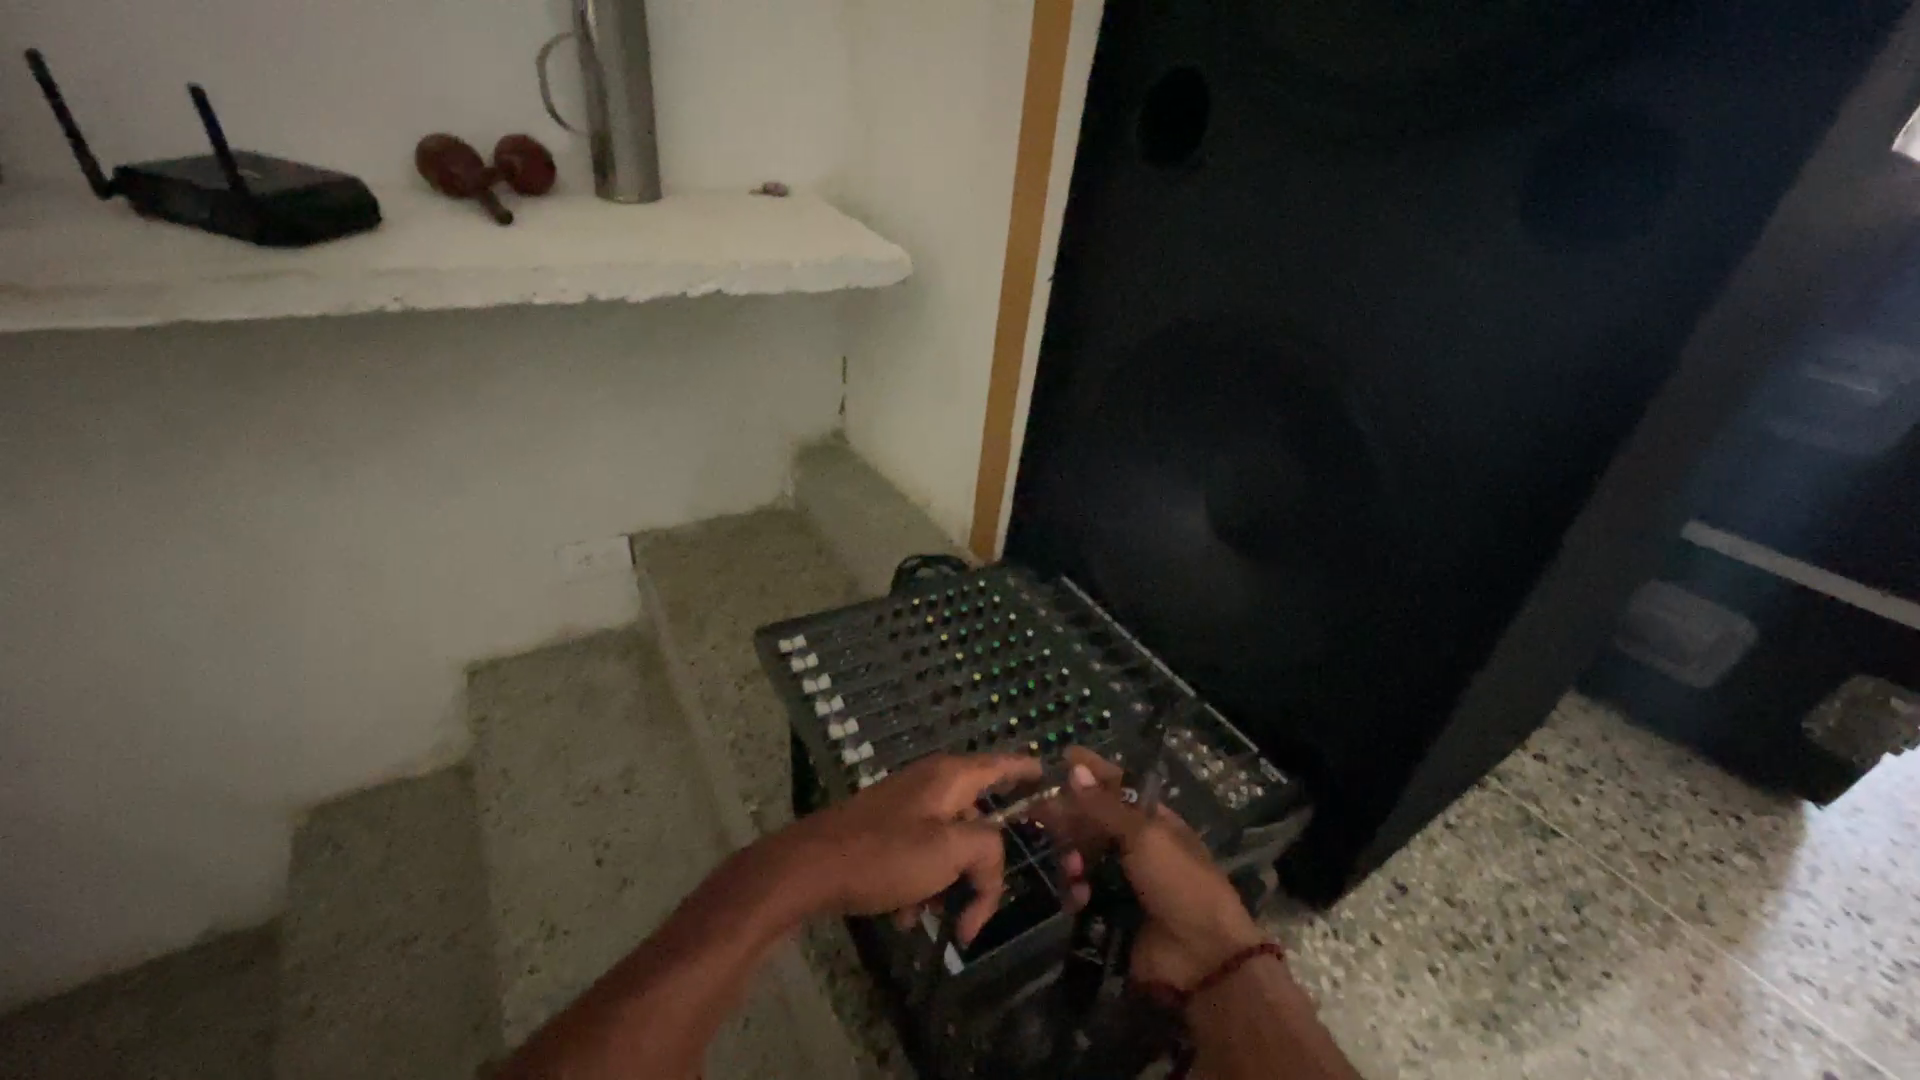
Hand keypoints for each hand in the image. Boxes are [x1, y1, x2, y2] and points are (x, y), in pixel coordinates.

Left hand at [780, 753, 1040, 943]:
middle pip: (977, 820)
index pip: (1001, 764)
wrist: (808, 869)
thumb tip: (991, 860)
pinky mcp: (883, 830)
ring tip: (933, 917)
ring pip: (948, 845)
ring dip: (949, 883)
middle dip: (981, 866)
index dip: (1026, 769)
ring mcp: (904, 807)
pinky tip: (905, 916)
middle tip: (980, 905)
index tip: (1048, 774)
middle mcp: (930, 784)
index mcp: (950, 777)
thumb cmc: (884, 854)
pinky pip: (919, 857)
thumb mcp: (948, 851)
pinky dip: (921, 885)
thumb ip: (987, 850)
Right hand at [1044, 747, 1266, 989]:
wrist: (1201, 958)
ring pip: (1082, 857)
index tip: (1061, 758)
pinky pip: (1080, 893)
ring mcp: (1122, 881)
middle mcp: (1136, 846)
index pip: (1117, 786)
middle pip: (1093, 822)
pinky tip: (1079, 898)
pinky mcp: (1108, 913)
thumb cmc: (1180, 883)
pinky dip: (1075, 892)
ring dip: (1072, 859)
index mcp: (1153, 821)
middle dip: (1071, 819)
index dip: (1092, 772)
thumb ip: (1104, 806)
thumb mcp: (1144, 837)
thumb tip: (1075, 767)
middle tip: (1043, 816)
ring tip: (1074, 870)